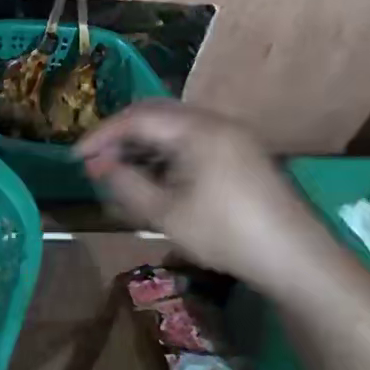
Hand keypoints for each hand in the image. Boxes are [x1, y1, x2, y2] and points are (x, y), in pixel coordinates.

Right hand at [76, 101, 325, 288]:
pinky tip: (159, 179)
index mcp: (197, 129)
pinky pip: (195, 141)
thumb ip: (127, 184)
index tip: (76, 157)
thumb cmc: (225, 233)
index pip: (137, 118)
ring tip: (123, 172)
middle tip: (98, 161)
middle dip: (122, 136)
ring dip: (146, 145)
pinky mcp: (243, 154)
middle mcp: (216, 122)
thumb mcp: (167, 213)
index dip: (102, 135)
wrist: (293, 255)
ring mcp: (234, 136)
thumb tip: (99, 165)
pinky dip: (169, 153)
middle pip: (158, 115)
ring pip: (177, 128)